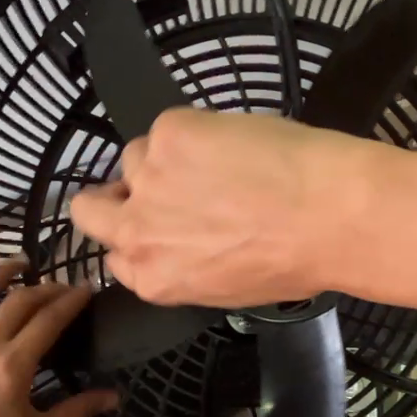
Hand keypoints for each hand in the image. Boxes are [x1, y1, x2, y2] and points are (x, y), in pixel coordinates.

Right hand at [67, 108, 385, 306]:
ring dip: (164, 161)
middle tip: (155, 186)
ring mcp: (149, 181)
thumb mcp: (225, 288)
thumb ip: (183, 267)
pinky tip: (231, 143)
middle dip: (111, 198)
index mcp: (152, 278)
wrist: (327, 215)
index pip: (115, 255)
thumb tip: (184, 242)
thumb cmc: (291, 262)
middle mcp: (137, 234)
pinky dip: (193, 131)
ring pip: (133, 159)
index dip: (135, 236)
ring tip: (215, 162)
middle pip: (89, 209)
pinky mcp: (170, 134)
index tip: (155, 226)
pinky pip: (167, 127)